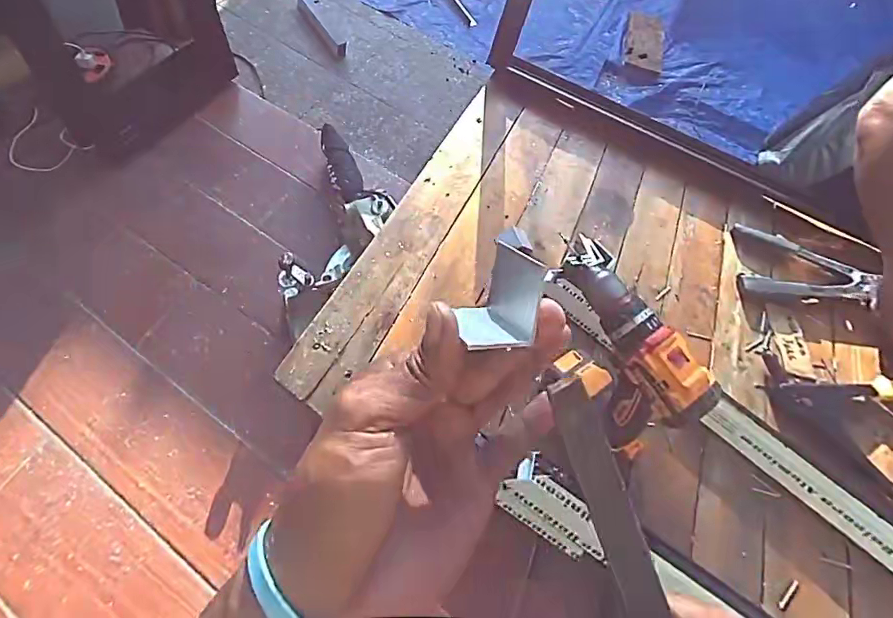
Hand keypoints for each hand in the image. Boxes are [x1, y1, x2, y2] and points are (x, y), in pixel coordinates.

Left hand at [263, 299, 567, 616]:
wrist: (332, 592)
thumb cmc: (333, 498)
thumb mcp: (364, 424)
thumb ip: (414, 376)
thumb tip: (444, 313)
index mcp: (398, 385)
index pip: (449, 344)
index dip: (484, 325)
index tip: (518, 304)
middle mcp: (430, 406)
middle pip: (480, 365)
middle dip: (515, 338)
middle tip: (551, 313)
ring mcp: (454, 445)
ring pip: (499, 395)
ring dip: (529, 366)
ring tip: (561, 336)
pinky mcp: (474, 486)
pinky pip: (508, 448)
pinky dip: (532, 425)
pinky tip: (556, 400)